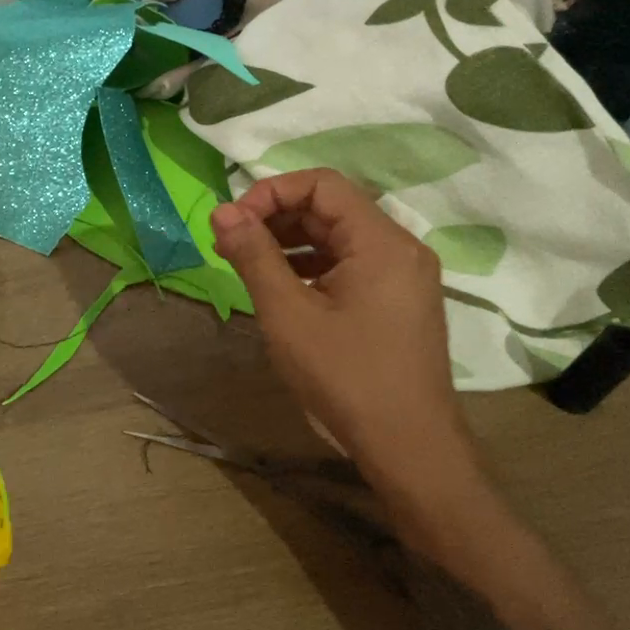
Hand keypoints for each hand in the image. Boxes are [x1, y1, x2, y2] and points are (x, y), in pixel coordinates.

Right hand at [209, 169, 470, 482]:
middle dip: (273, 216)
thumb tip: (222, 210)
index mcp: (382, 244)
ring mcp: (402, 276)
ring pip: (335, 235)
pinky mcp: (395, 300)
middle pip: (329, 207)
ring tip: (244, 265)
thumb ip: (254, 255)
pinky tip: (278, 288)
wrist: (407, 445)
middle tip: (228, 245)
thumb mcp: (286, 312)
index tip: (232, 224)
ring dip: (286, 240)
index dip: (269, 193)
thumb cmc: (344, 375)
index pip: (322, 185)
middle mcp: (400, 249)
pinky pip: (346, 262)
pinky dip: (307, 263)